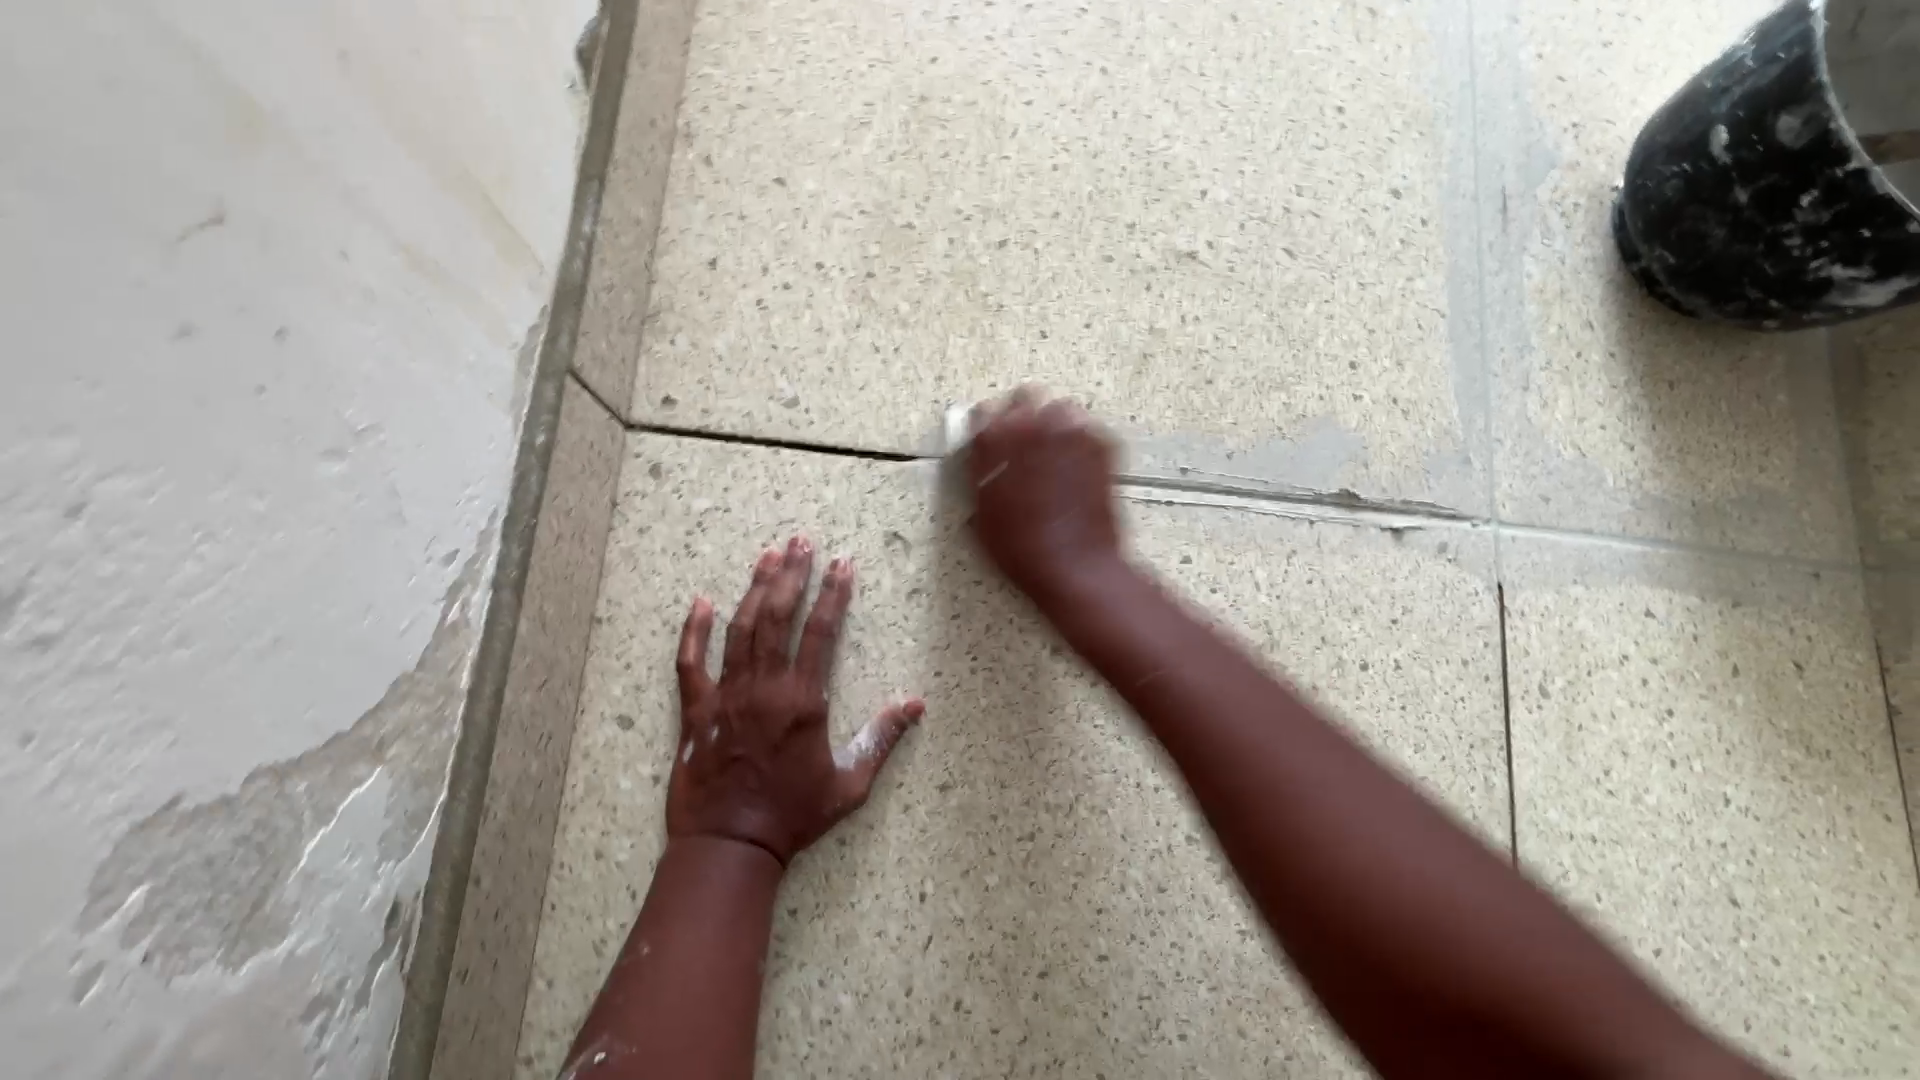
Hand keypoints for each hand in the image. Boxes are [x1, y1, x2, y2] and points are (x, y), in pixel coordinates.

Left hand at [668, 536, 923, 865]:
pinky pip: (690, 663)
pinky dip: (693, 631)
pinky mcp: (695, 711)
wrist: (731, 844)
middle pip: (778, 617)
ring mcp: (725, 696)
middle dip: (792, 575)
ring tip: (767, 555)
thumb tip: (916, 704)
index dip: (834, 594)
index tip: (843, 564)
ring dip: (754, 589)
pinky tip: (700, 603)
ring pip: (739, 629)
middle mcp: (763, 687)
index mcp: (802, 701)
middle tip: (801, 541)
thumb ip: (882, 739)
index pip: (821, 632)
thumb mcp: (850, 784)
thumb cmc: (794, 816)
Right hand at [967, 387, 1127, 606]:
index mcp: (993, 440)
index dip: (988, 428)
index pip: (983, 412)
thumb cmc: (1022, 548)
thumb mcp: (983, 513)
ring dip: (1055, 426)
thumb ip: (981, 474)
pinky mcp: (1102, 444)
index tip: (992, 441)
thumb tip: (986, 461)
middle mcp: (1031, 425)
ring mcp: (1070, 431)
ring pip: (1060, 409)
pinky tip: (1077, 469)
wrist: (1075, 565)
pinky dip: (1081, 442)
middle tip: (1026, 445)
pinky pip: (1087, 430)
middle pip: (1025, 398)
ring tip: (1055, 456)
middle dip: (1024, 417)